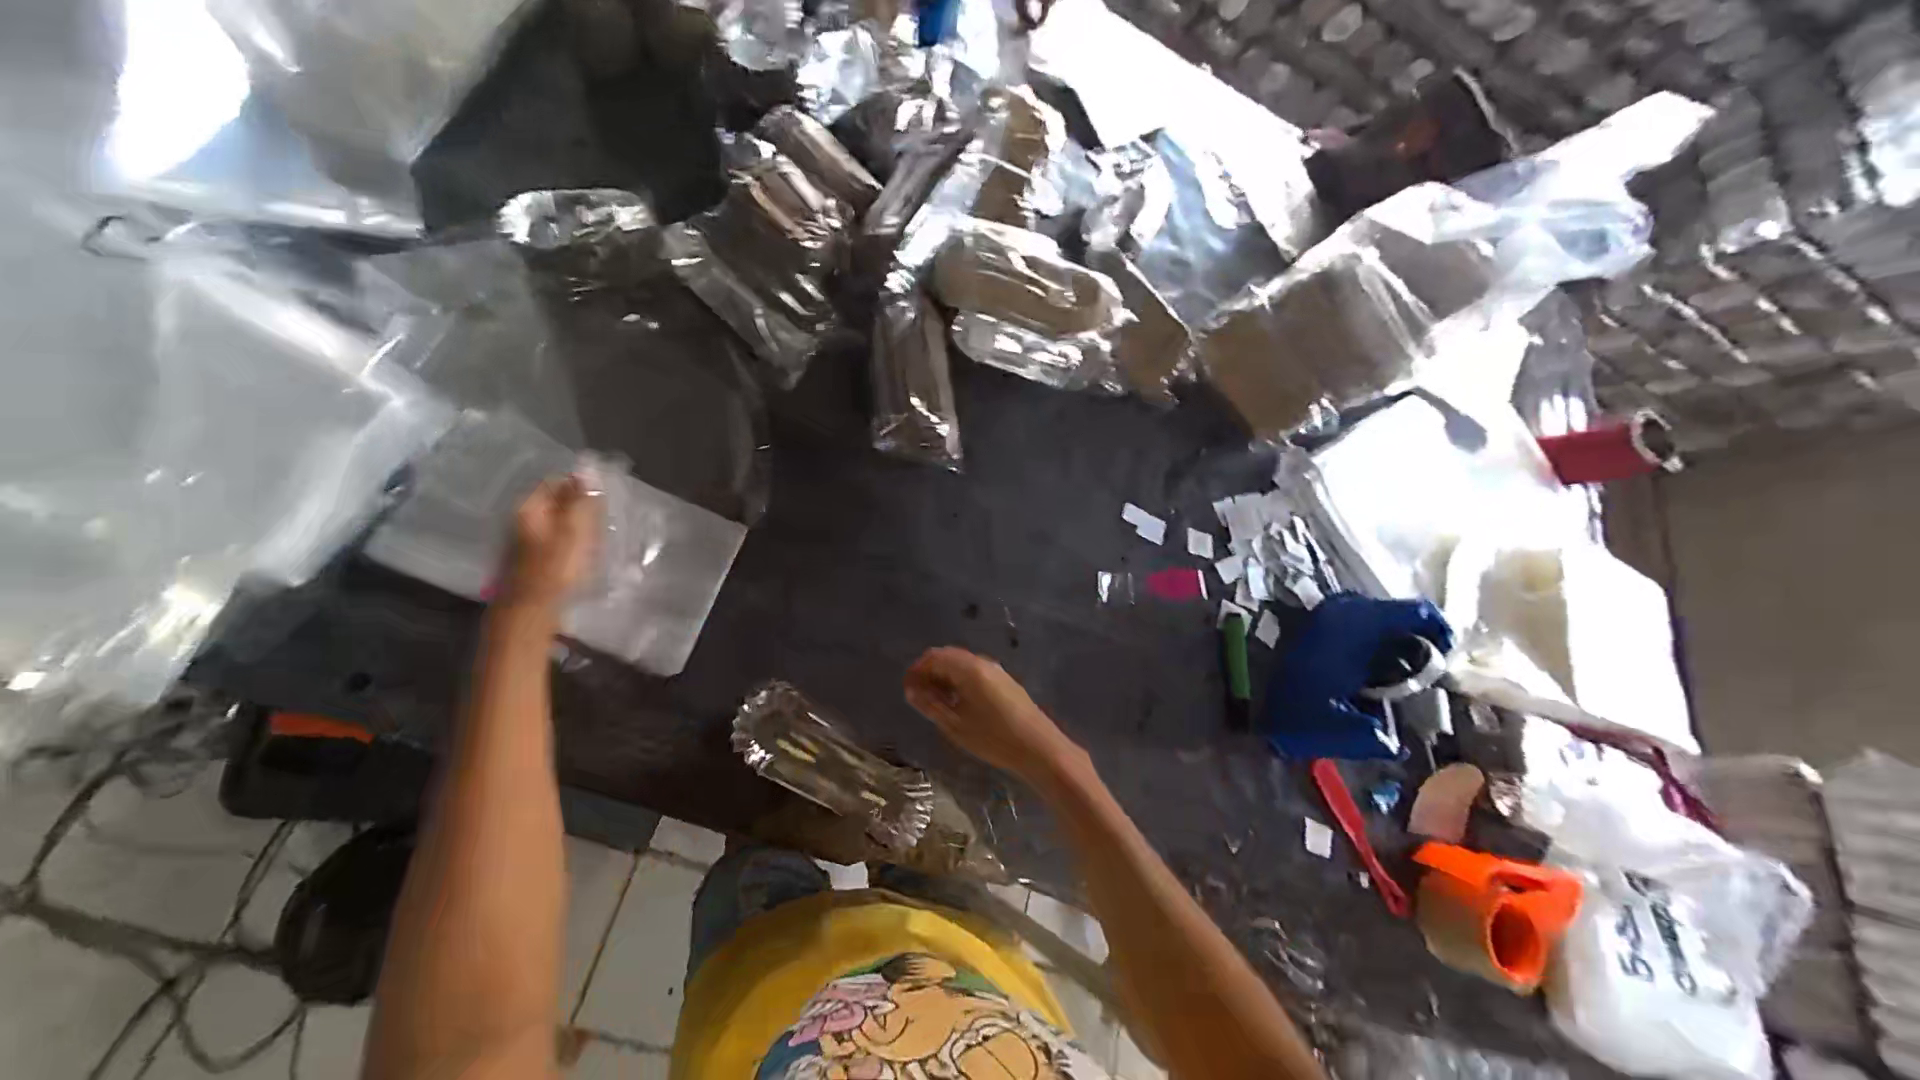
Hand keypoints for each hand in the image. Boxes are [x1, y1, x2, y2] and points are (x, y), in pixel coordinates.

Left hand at [503, 474, 600, 608]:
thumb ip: (582, 497)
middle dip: (581, 507)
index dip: (582, 486)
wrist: (531, 611)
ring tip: (599, 538)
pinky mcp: (531, 560)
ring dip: (578, 526)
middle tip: (605, 520)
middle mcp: (521, 519)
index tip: (603, 500)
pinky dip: (571, 543)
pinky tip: (584, 556)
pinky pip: (555, 541)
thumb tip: (588, 466)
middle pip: (556, 502)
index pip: (558, 481)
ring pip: (556, 522)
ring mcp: (523, 541)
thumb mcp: (575, 528)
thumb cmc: (556, 568)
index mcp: (530, 508)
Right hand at [904, 648, 1084, 787]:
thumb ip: (930, 704)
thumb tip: (911, 690)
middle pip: (948, 657)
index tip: (906, 690)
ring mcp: (996, 671)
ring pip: (962, 664)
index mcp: (968, 668)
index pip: (933, 657)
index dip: (916, 671)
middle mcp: (982, 662)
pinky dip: (960, 681)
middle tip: (917, 696)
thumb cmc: (994, 738)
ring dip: (945, 677)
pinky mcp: (1005, 681)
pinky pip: (974, 672)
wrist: (1039, 748)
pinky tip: (958, 704)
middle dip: (929, 672)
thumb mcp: (955, 725)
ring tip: (935, 702)